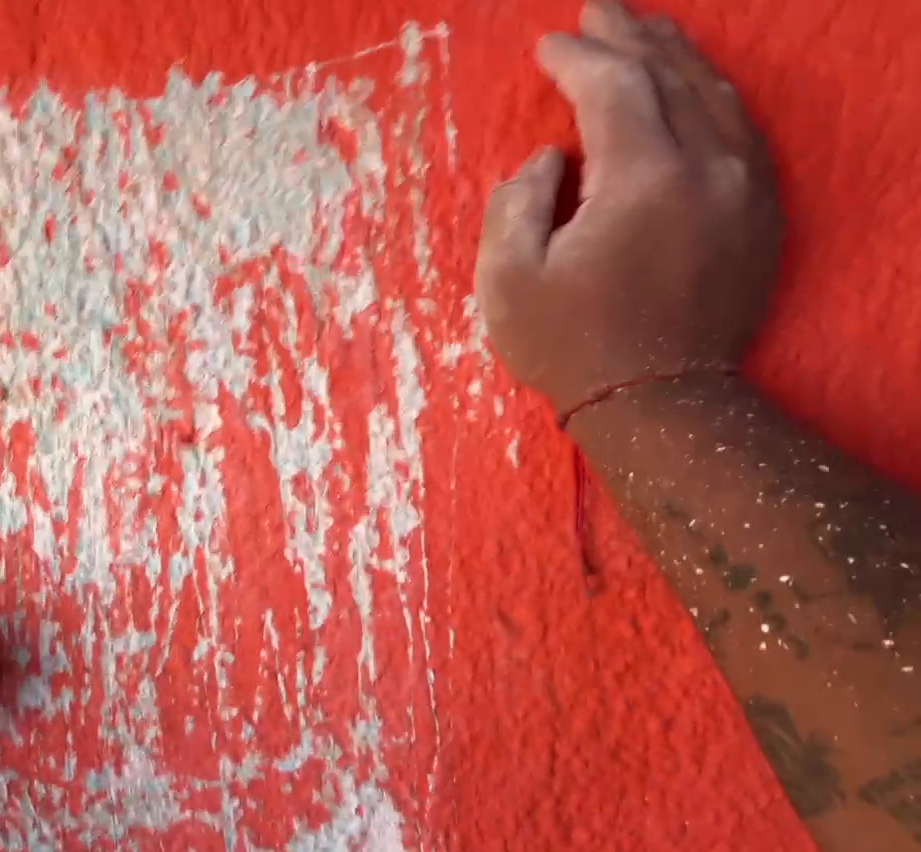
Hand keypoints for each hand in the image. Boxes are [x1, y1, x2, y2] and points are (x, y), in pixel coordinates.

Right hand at [476, 1, 781, 419]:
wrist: (655, 398)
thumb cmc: (567, 344)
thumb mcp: (506, 283)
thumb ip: (516, 207)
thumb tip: (546, 162)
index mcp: (643, 179)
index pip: (613, 89)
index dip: (577, 58)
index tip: (545, 44)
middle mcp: (709, 165)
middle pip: (672, 75)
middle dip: (629, 37)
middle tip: (595, 9)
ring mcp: (746, 184)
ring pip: (716, 93)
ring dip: (674, 57)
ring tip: (642, 32)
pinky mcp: (760, 209)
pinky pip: (739, 127)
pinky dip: (706, 95)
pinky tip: (687, 88)